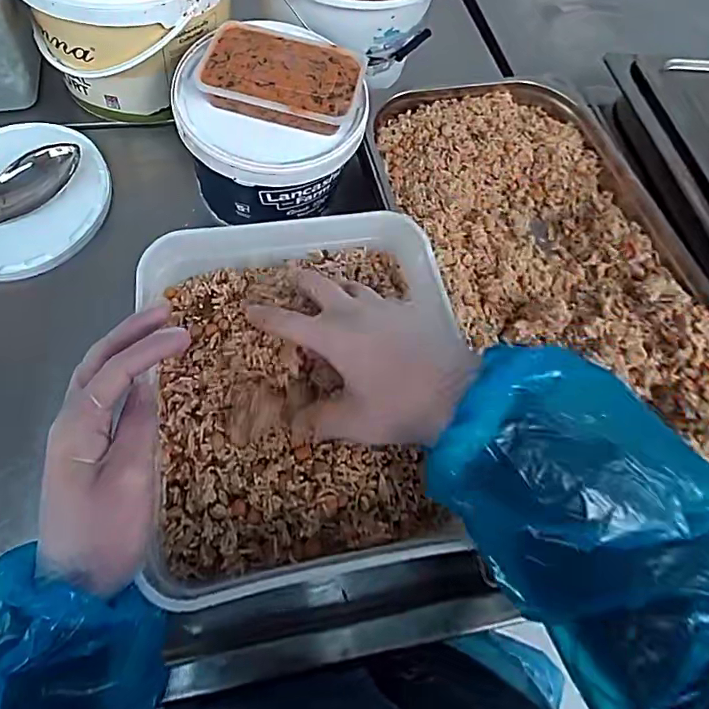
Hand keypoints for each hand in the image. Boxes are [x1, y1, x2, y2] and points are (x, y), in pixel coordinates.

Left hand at [37, 304, 189, 595]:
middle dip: (130, 331)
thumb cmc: (105, 539)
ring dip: (123, 346)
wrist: (71, 591)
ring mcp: (69, 434)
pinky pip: (99, 394)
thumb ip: (137, 425)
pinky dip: (120, 370)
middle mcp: (66, 421)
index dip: (149, 348)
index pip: (114, 371)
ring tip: (155, 325)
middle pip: (97, 362)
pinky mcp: (78, 447)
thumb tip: (145, 383)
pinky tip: (139, 368)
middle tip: (165, 310)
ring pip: (94, 374)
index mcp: (75, 426)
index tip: (184, 333)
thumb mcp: (131, 481)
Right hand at [246, 270, 479, 446]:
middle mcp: (353, 312)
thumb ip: (321, 422)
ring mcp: (383, 306)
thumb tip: (296, 428)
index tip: (248, 308)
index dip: (264, 315)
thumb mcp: (356, 422)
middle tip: (287, 279)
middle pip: (317, 283)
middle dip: (298, 280)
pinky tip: (375, 314)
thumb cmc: (401, 407)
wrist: (460, 394)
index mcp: (332, 336)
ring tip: (330, 294)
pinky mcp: (409, 308)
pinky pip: (380, 297)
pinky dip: (368, 301)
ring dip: (334, 286)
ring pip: (350, 284)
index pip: (287, 320)